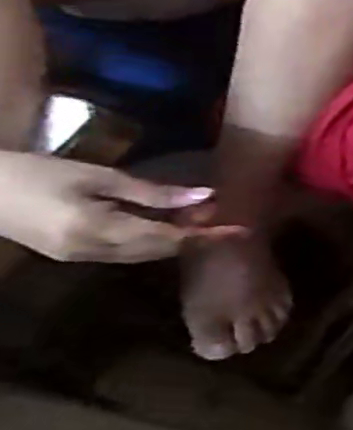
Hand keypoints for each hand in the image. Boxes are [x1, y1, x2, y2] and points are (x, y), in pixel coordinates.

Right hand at [0, 151, 243, 262]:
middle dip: (194, 236)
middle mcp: (88, 250)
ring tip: (200, 216)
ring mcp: (75, 256)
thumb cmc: (35, 174)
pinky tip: (166, 222)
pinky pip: (122, 252)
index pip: (169, 239)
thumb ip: (154, 193)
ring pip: (142, 254)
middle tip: (221, 215)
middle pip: (159, 250)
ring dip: (175, 239)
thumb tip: (206, 197)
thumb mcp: (100, 178)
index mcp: (97, 230)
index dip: (208, 235)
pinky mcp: (67, 253)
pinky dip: (151, 240)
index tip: (241, 229)